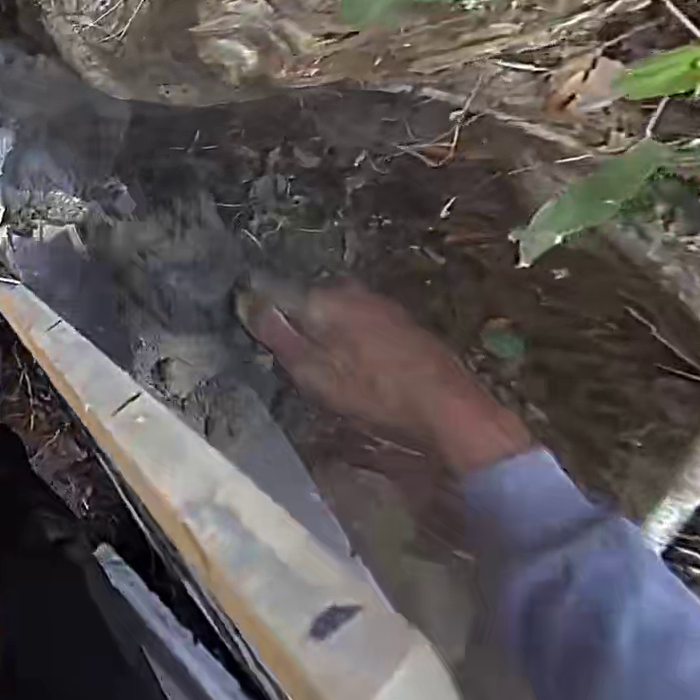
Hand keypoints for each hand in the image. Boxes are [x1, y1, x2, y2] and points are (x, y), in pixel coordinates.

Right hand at [237, 278, 532, 476]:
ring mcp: (377, 302)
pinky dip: (348, 337)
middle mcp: (348, 289)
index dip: (258, 310)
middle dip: (294, 322)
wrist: (452, 410)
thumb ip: (275, 335)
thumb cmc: (373, 393)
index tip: (254, 333)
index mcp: (321, 297)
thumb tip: (247, 303)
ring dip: (322, 330)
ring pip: (332, 310)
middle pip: (303, 300)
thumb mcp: (312, 372)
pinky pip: (357, 321)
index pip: (272, 290)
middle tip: (294, 359)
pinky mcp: (400, 320)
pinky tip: (357, 366)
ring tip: (326, 366)